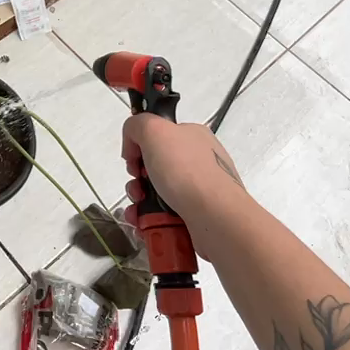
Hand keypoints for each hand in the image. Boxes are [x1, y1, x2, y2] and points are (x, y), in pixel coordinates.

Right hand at [121, 113, 249, 225]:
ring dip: (139, 204)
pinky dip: (149, 221)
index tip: (133, 160)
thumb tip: (133, 143)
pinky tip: (143, 225)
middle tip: (137, 188)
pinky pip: (165, 217)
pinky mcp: (197, 217)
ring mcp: (199, 191)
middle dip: (137, 180)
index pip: (158, 135)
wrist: (216, 217)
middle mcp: (198, 162)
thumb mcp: (153, 130)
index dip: (140, 147)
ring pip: (157, 194)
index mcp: (192, 136)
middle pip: (154, 168)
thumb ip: (136, 125)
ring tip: (137, 212)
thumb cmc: (186, 171)